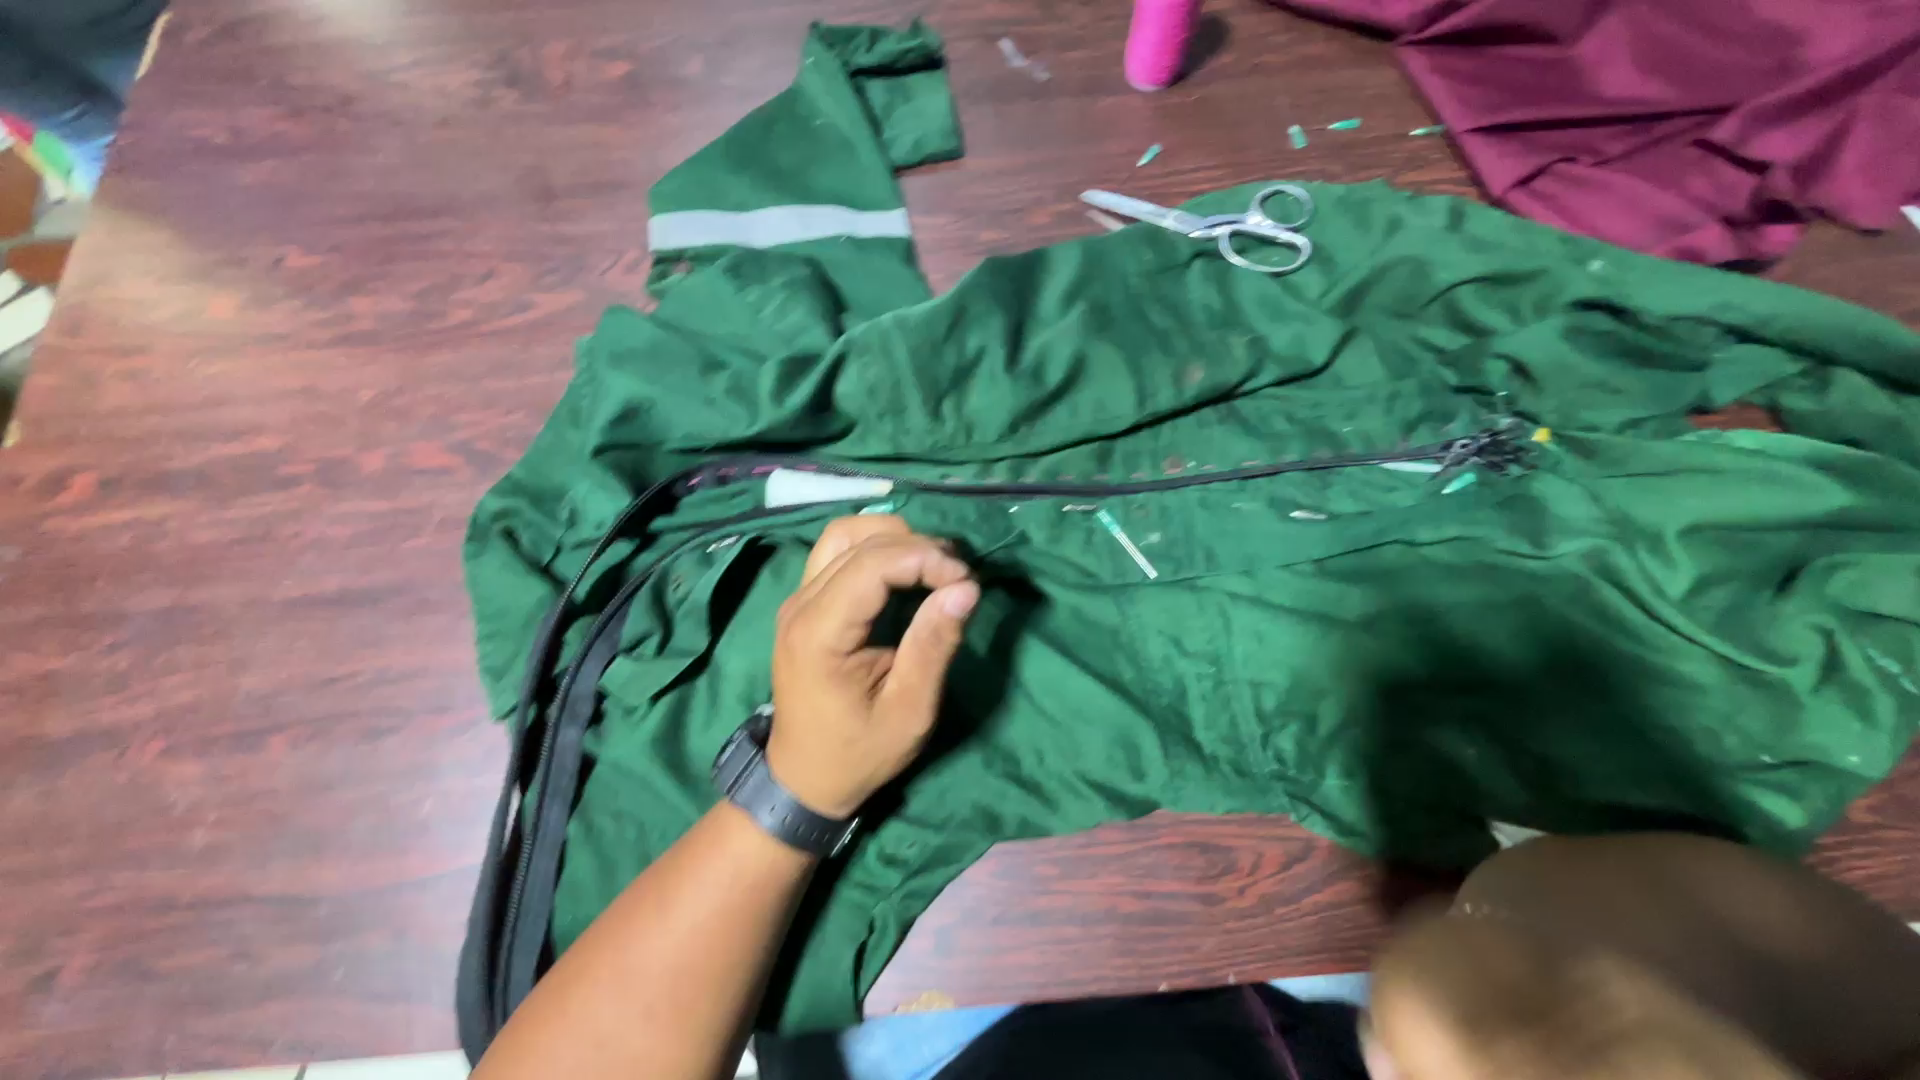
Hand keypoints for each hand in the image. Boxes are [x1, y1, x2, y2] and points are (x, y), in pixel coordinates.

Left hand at [767, 515, 980, 818]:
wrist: (804, 778)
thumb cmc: (859, 753)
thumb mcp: (909, 710)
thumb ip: (934, 645)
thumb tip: (967, 588)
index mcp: (820, 633)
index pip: (872, 563)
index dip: (924, 558)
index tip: (966, 581)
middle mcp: (800, 604)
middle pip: (859, 540)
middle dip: (917, 547)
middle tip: (958, 577)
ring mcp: (797, 599)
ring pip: (845, 534)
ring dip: (894, 540)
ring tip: (934, 567)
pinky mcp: (804, 602)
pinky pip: (837, 552)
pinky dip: (876, 549)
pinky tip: (906, 571)